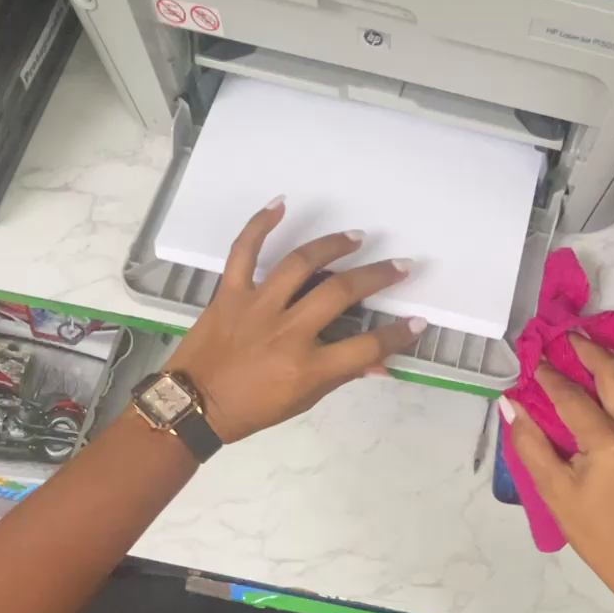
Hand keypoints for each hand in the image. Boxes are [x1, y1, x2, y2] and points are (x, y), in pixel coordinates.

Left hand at [164, 197, 425, 441]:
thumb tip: (381, 365)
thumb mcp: (303, 400)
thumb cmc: (253, 408)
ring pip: (300, 264)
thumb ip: (341, 376)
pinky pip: (244, 251)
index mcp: (308, 367)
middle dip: (376, 277)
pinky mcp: (230, 293)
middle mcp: (287, 332)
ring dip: (332, 245)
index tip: (418, 322)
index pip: (366, 347)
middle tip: (399, 266)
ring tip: (356, 236)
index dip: (397, 335)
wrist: (195, 405)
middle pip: (340, 294)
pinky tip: (281, 204)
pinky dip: (259, 224)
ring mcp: (257, 307)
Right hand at [505, 335, 613, 583]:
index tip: (534, 362)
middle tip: (566, 338)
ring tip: (589, 348)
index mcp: (609, 444)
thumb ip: (530, 441)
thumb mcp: (551, 488)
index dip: (550, 378)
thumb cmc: (589, 524)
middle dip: (589, 351)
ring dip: (613, 359)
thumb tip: (512, 403)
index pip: (573, 398)